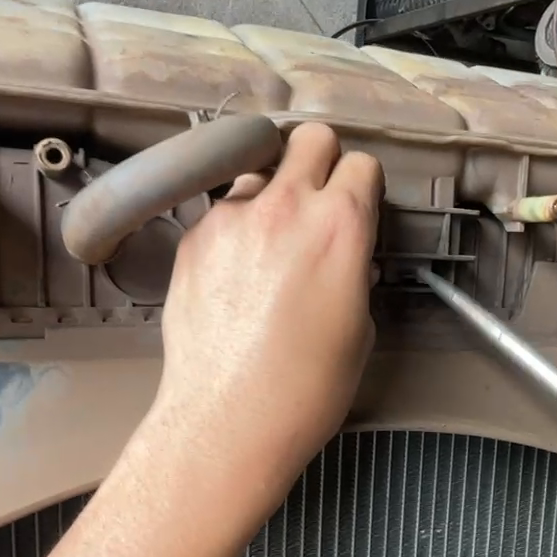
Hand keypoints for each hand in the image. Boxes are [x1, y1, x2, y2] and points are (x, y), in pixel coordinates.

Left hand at [145, 122, 380, 493]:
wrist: (230, 419)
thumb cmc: (308, 388)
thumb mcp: (360, 328)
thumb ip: (354, 273)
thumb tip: (345, 259)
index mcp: (340, 226)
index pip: (361, 163)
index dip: (362, 187)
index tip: (357, 208)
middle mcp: (285, 206)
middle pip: (308, 137)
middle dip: (319, 161)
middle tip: (316, 200)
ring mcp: (231, 218)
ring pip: (257, 170)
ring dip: (271, 193)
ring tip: (268, 244)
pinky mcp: (193, 239)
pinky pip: (221, 212)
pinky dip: (235, 230)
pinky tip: (233, 275)